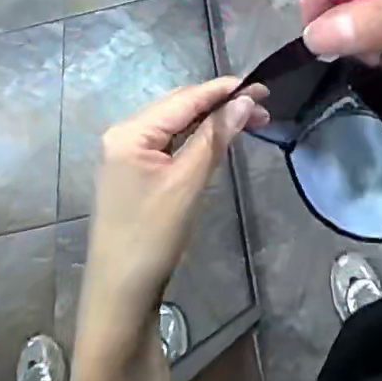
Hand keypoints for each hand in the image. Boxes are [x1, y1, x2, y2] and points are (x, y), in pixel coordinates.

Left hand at [80, 78, 269, 328]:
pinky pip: (169, 141)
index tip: (261, 87)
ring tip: (248, 120)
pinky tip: (217, 137)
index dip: (223, 90)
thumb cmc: (153, 236)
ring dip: (210, 119)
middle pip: (179, 106)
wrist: (120, 294)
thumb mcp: (188, 183)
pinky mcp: (133, 170)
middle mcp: (124, 133)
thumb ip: (216, 136)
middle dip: (219, 103)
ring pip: (176, 122)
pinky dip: (196, 136)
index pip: (184, 98)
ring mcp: (126, 152)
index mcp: (130, 132)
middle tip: (261, 108)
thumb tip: (245, 101)